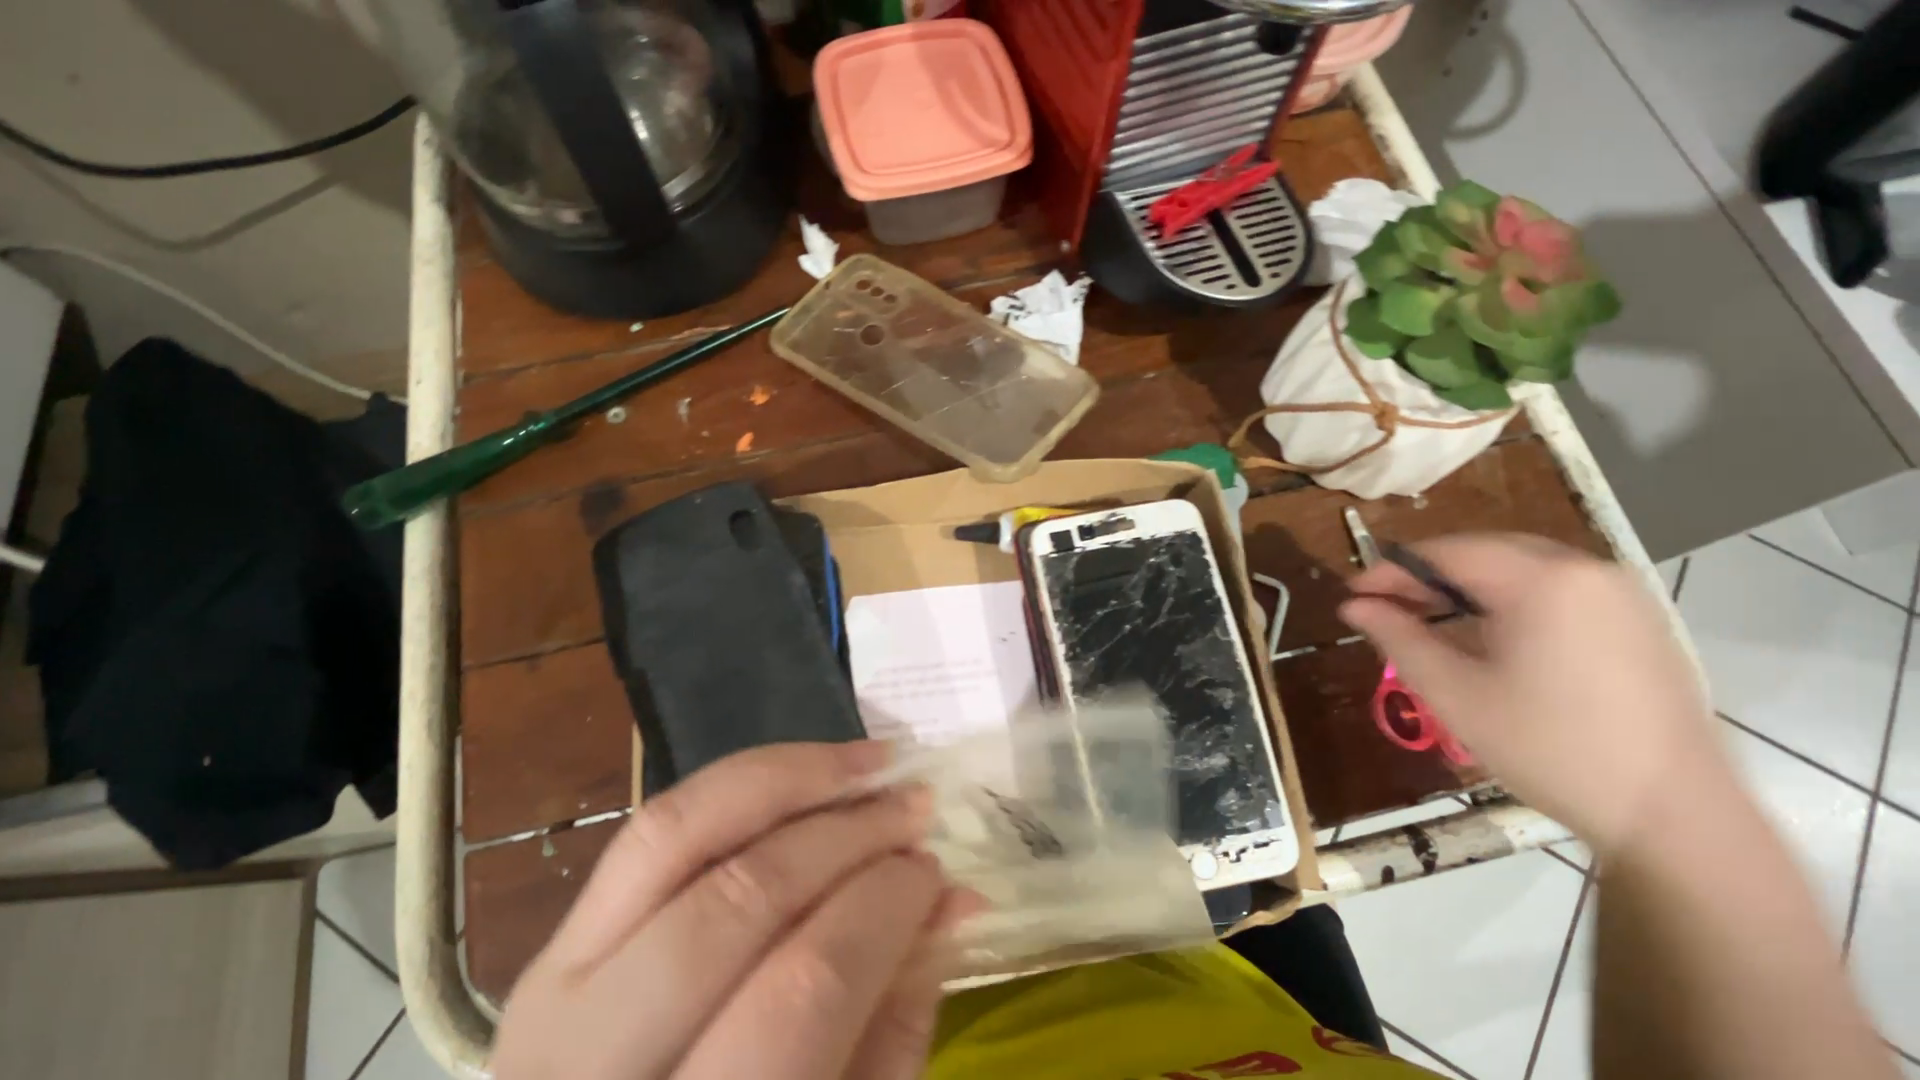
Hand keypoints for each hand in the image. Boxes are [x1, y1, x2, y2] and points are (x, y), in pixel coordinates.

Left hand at [490, 741, 970, 1079]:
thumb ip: (894, 1023)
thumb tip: (951, 900)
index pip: (802, 987)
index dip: (881, 910)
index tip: (934, 871)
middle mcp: (595, 1057)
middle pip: (737, 900)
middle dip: (845, 837)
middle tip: (917, 810)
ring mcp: (553, 992)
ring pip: (670, 835)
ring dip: (785, 780)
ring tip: (868, 762)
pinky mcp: (550, 945)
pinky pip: (646, 836)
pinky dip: (734, 789)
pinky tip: (801, 775)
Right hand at [1339, 534, 1724, 857]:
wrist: (1672, 814)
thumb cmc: (1551, 750)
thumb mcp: (1457, 695)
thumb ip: (1400, 639)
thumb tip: (1354, 606)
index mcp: (1542, 580)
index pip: (1447, 552)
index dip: (1392, 572)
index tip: (1353, 597)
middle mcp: (1587, 569)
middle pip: (1487, 553)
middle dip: (1431, 578)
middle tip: (1389, 611)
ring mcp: (1622, 593)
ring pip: (1524, 571)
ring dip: (1471, 590)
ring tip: (1433, 625)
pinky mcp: (1640, 620)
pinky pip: (1560, 592)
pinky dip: (1514, 603)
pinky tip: (1493, 641)